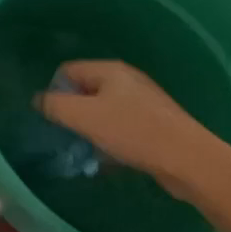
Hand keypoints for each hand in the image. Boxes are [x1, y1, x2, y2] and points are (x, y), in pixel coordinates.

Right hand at [36, 60, 230, 197]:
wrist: (190, 161)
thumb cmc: (133, 132)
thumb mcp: (84, 117)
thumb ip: (55, 106)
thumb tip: (39, 100)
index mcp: (109, 70)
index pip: (68, 71)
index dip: (55, 92)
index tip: (55, 119)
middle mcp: (127, 80)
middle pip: (87, 91)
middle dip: (75, 113)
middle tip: (71, 137)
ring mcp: (145, 102)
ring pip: (106, 111)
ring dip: (95, 130)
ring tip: (92, 152)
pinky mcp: (158, 125)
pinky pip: (125, 127)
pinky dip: (115, 140)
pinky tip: (114, 160)